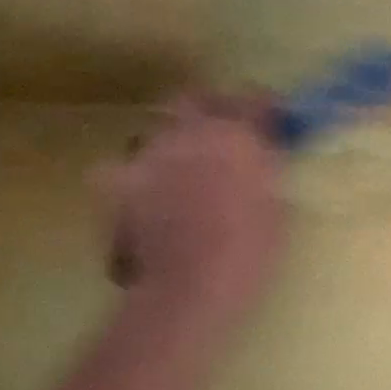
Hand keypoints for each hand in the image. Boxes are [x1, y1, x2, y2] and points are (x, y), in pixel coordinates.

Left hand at [99, 91, 287, 321]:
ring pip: (155, 134)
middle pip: (192, 100)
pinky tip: (143, 204)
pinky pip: (124, 173)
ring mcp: (148, 155)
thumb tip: (257, 162)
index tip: (267, 120)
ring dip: (167, 146)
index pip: (253, 99)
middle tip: (213, 136)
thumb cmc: (246, 255)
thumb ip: (263, 174)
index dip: (260, 109)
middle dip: (204, 111)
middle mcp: (188, 132)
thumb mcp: (274, 210)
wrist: (188, 290)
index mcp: (236, 134)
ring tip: (175, 172)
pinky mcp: (116, 184)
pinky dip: (134, 184)